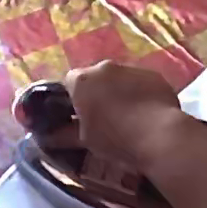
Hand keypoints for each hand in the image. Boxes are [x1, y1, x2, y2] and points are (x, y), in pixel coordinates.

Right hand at [63, 61, 190, 167]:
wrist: (159, 135)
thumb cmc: (114, 139)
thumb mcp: (85, 140)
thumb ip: (64, 134)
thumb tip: (47, 136)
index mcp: (81, 81)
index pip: (68, 82)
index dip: (72, 98)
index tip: (78, 114)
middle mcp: (104, 67)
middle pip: (95, 77)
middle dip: (97, 92)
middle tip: (102, 117)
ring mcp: (131, 68)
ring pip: (119, 78)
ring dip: (119, 91)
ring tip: (127, 116)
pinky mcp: (154, 75)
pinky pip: (140, 82)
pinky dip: (140, 93)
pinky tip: (146, 113)